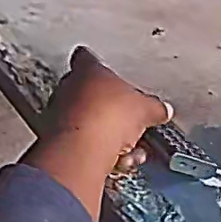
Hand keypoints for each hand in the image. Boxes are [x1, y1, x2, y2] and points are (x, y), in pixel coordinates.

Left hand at [22, 47, 169, 218]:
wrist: (83, 150)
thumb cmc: (106, 117)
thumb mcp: (145, 109)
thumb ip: (155, 108)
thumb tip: (163, 110)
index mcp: (88, 70)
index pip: (88, 58)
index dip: (98, 67)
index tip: (109, 78)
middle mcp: (68, 89)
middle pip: (90, 96)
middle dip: (110, 113)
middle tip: (128, 126)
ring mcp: (59, 116)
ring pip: (87, 126)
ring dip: (107, 139)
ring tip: (125, 151)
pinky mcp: (57, 143)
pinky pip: (81, 147)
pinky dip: (97, 154)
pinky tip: (113, 162)